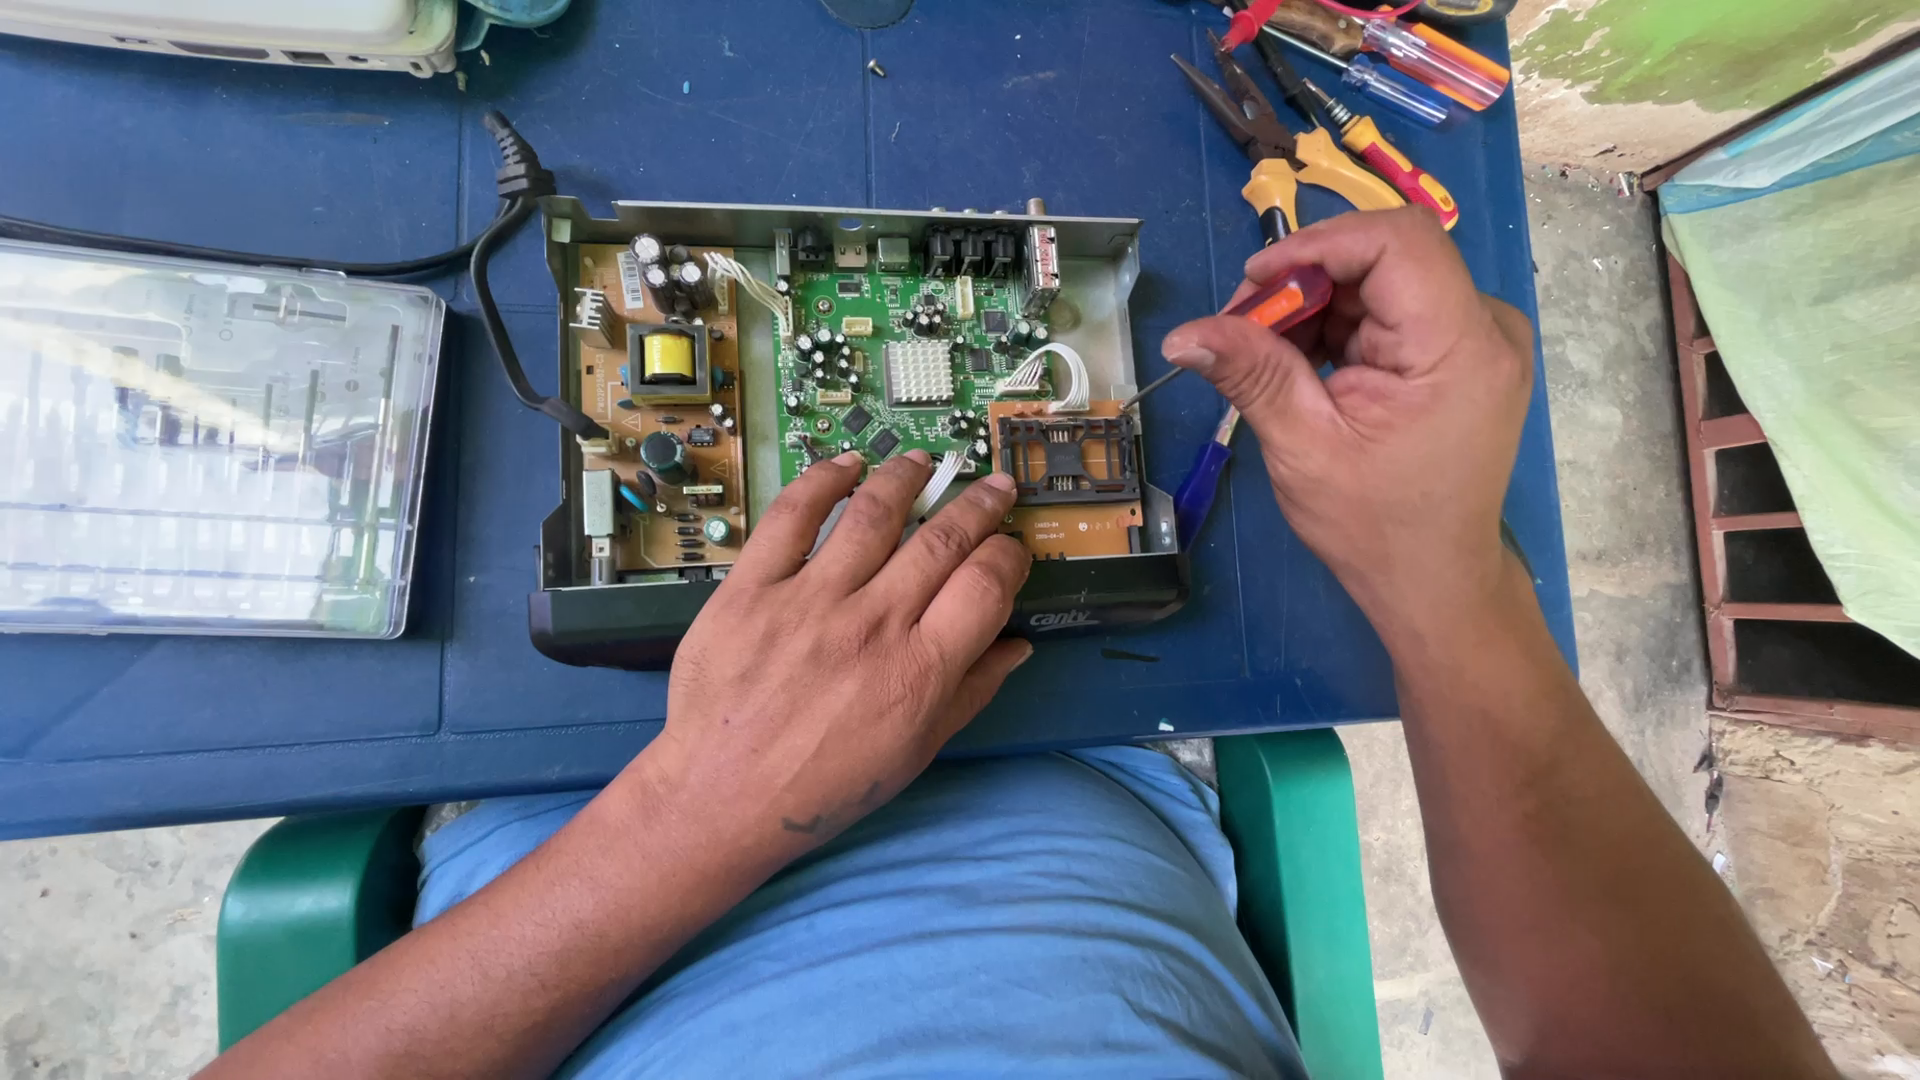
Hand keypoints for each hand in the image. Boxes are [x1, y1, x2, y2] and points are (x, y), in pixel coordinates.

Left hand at [638, 449, 1032, 863]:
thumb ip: (972, 692)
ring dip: (906, 478)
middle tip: (993, 487)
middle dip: (979, 505)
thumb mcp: (916, 752)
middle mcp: (872, 624)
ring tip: (921, 461)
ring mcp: (808, 600)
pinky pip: (791, 517)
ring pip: (873, 514)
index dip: (1008, 555)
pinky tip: (846, 465)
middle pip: (942, 540)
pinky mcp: (751, 589)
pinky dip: (823, 480)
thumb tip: (1018, 644)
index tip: (1008, 548)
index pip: (986, 584)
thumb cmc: (829, 784)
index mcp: (919, 670)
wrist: (722, 798)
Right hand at [1159, 208, 1534, 638]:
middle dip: (1303, 285)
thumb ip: (1250, 375)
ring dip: (1312, 310)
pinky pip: (1387, 316)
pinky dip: (1333, 331)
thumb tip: (1180, 335)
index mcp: (1459, 346)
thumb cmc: (1371, 523)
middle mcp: (1482, 327)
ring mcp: (1474, 341)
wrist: (1429, 577)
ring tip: (1260, 357)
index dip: (1316, 245)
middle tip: (1239, 329)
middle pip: (1385, 261)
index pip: (1395, 242)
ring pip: (1380, 286)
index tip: (1251, 285)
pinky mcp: (1455, 357)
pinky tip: (1297, 368)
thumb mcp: (1301, 446)